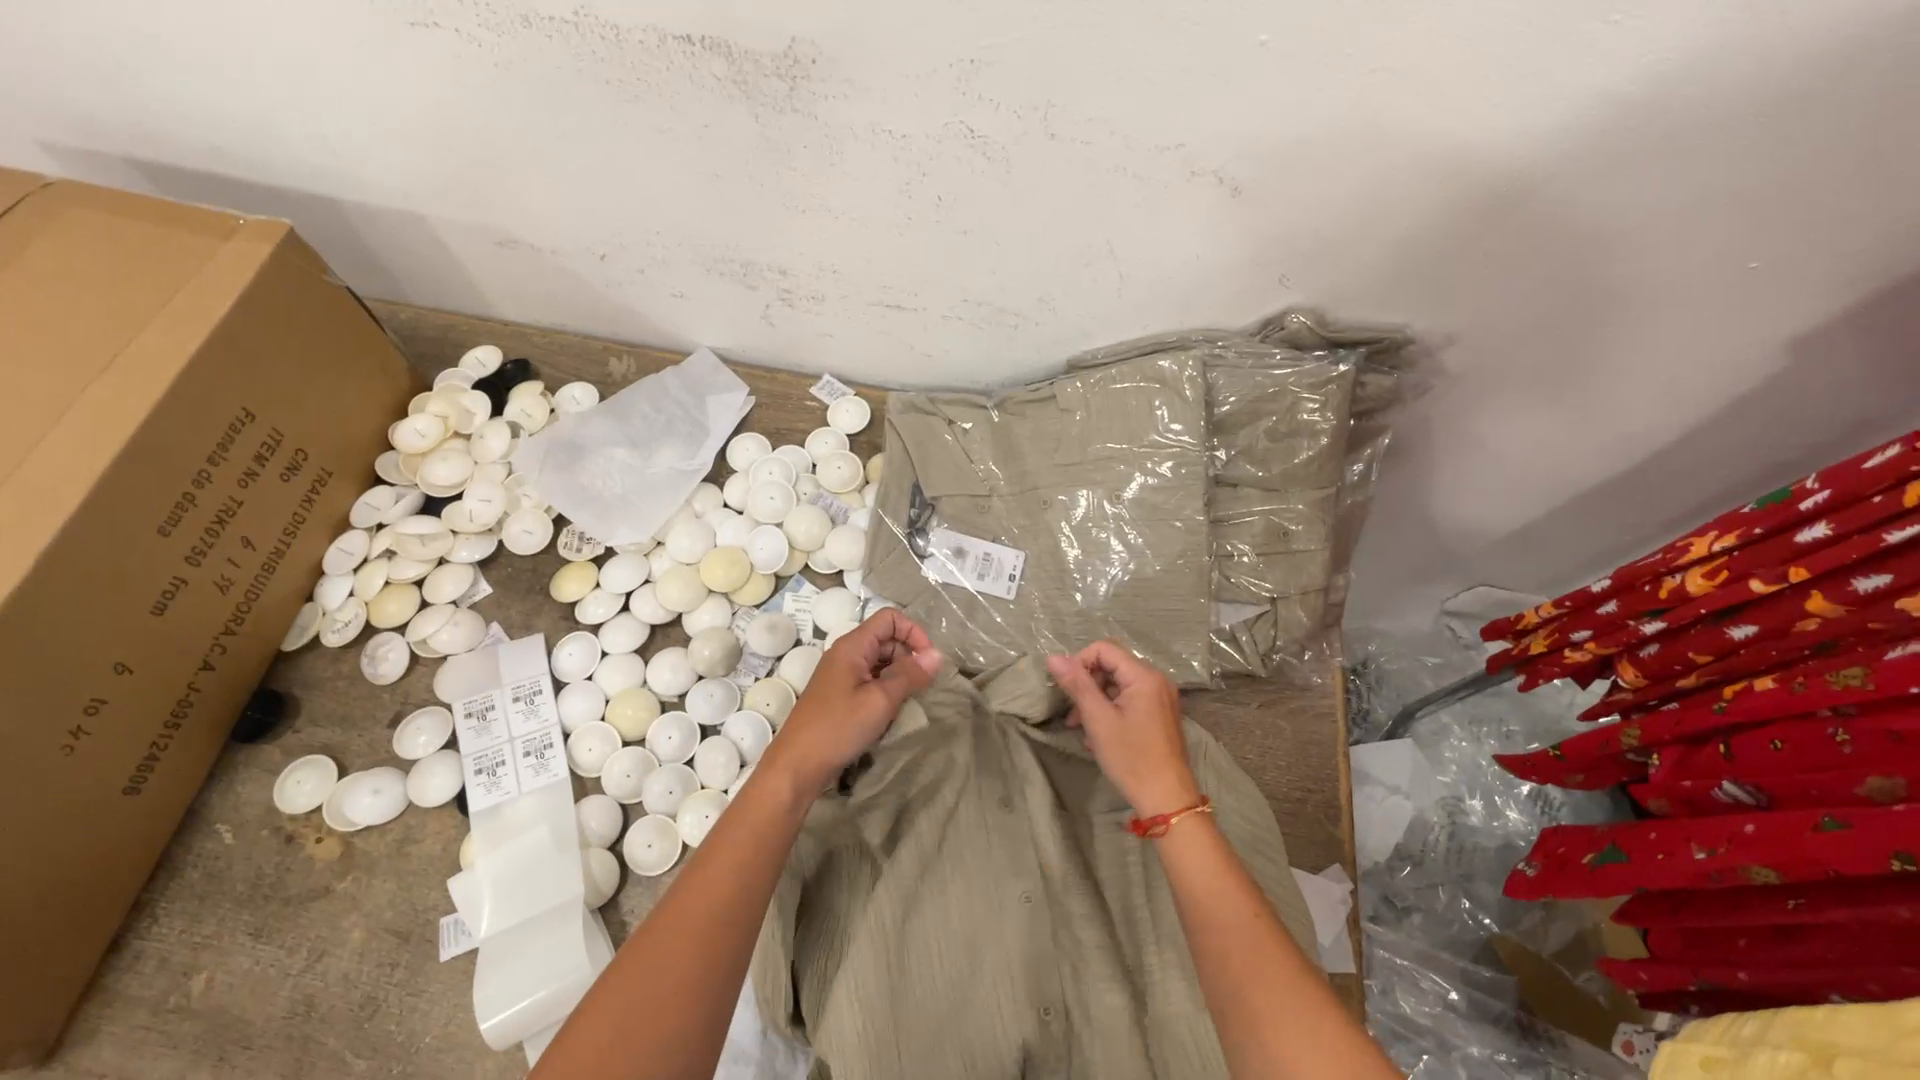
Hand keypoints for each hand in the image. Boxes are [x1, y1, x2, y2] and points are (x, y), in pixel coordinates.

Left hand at [762, 609, 942, 790]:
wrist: (798, 764)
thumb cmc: (839, 727)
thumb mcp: (880, 700)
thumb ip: (910, 674)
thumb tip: (937, 655)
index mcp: (852, 646)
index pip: (890, 618)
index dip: (914, 632)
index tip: (928, 661)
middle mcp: (846, 654)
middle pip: (886, 639)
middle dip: (909, 656)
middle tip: (923, 686)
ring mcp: (842, 675)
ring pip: (880, 662)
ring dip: (899, 676)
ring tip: (909, 700)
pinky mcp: (841, 696)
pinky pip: (870, 681)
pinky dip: (886, 690)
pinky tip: (892, 712)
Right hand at [1047, 642, 1200, 816]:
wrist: (1167, 798)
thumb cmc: (1131, 758)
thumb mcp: (1098, 720)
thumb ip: (1077, 685)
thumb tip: (1054, 657)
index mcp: (1144, 676)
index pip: (1104, 649)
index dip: (1080, 663)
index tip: (1067, 690)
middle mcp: (1157, 680)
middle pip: (1112, 665)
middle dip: (1087, 685)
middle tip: (1072, 714)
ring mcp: (1161, 698)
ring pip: (1119, 685)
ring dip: (1096, 700)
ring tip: (1080, 728)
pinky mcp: (1161, 714)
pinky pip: (1130, 700)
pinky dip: (1111, 710)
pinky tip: (1100, 736)